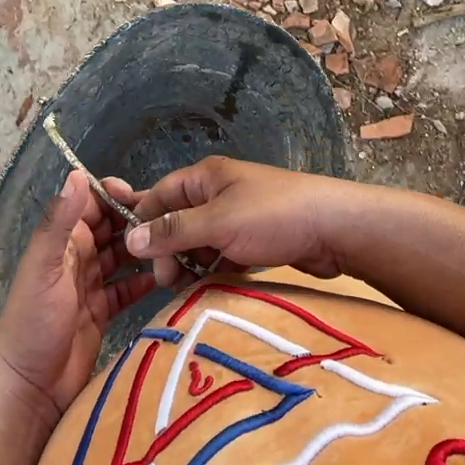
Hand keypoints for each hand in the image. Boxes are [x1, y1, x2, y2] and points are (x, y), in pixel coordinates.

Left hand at [0, 171, 156, 423]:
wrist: (30, 387)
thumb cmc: (34, 320)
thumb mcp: (44, 266)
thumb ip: (59, 222)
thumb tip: (78, 174)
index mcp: (62, 240)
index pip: (92, 204)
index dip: (116, 195)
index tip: (147, 196)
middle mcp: (78, 257)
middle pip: (112, 228)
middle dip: (137, 221)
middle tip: (171, 222)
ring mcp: (91, 285)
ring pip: (123, 256)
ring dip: (144, 250)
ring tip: (174, 248)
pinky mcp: (103, 312)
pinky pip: (128, 289)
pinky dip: (145, 282)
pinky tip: (168, 279)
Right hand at [125, 157, 368, 287]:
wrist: (334, 229)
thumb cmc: (272, 216)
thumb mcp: (218, 222)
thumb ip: (174, 231)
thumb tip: (130, 239)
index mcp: (206, 176)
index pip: (160, 194)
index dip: (144, 222)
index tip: (133, 257)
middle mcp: (218, 192)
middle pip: (178, 219)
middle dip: (167, 248)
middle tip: (168, 280)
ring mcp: (238, 216)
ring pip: (199, 240)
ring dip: (189, 262)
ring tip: (185, 288)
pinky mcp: (254, 240)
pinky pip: (221, 254)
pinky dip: (212, 269)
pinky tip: (210, 287)